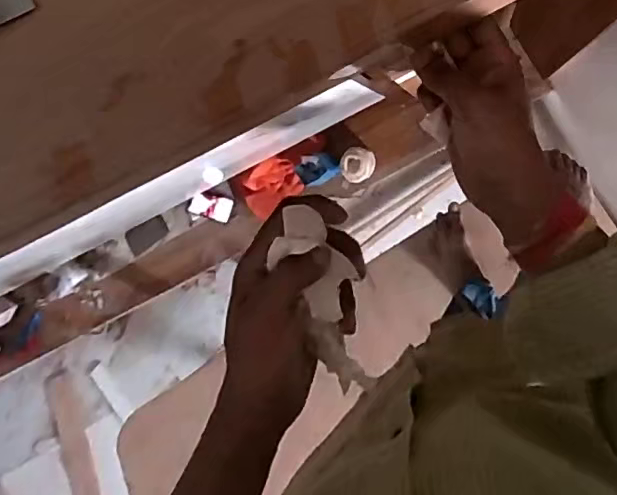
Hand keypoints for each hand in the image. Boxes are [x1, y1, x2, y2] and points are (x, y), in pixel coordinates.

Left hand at [218, 195, 362, 437]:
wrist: (262, 407)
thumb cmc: (261, 353)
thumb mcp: (271, 306)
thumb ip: (295, 271)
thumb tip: (323, 252)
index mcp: (259, 262)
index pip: (285, 217)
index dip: (313, 208)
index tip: (341, 217)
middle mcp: (276, 270)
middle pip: (313, 239)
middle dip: (338, 248)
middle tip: (357, 265)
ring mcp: (294, 292)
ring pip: (328, 266)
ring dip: (345, 278)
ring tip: (351, 301)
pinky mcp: (309, 313)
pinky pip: (334, 294)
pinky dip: (344, 304)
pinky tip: (345, 325)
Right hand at [415, 17, 564, 248]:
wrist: (504, 188)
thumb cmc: (498, 139)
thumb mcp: (471, 101)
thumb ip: (442, 74)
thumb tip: (417, 52)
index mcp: (498, 62)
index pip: (479, 25)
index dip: (459, 13)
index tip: (428, 1)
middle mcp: (482, 72)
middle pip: (455, 44)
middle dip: (435, 38)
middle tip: (405, 27)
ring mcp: (467, 94)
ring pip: (441, 68)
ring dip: (427, 68)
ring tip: (410, 65)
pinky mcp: (453, 114)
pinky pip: (435, 93)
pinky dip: (427, 93)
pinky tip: (424, 101)